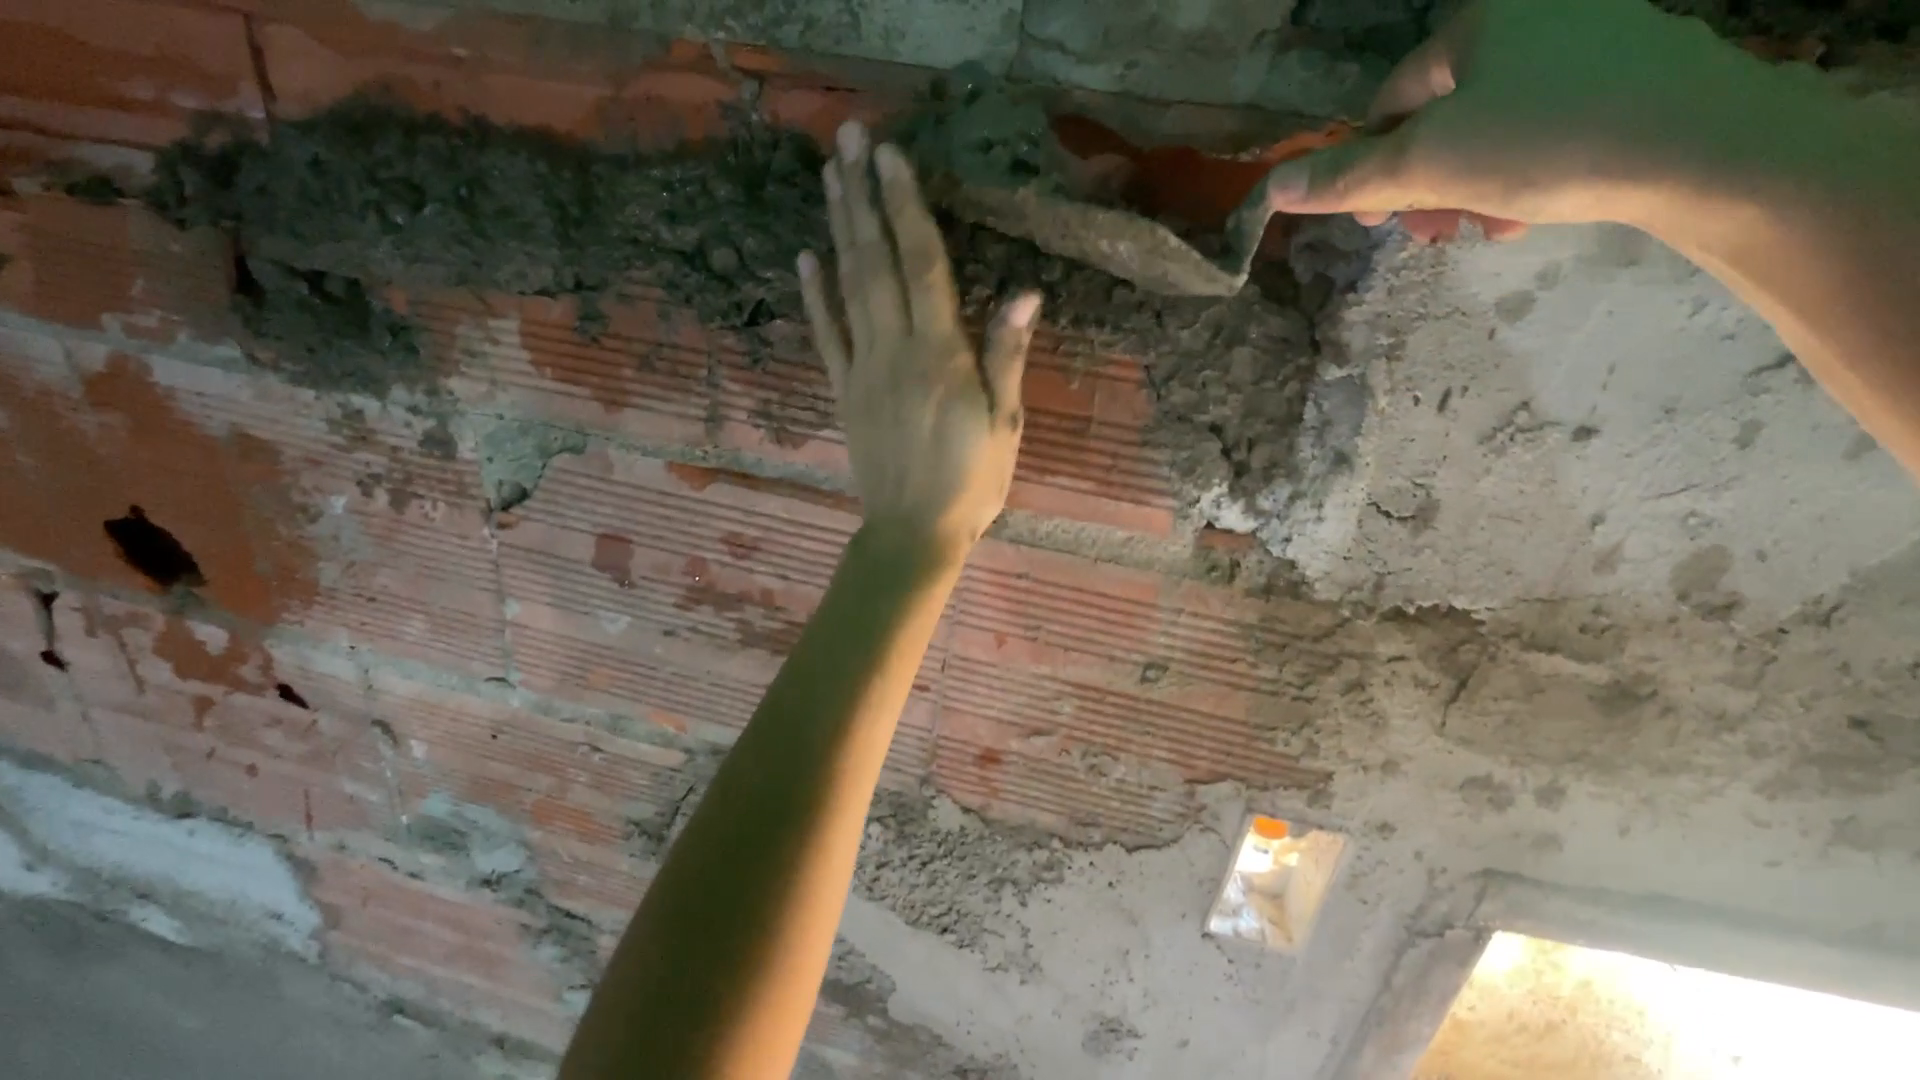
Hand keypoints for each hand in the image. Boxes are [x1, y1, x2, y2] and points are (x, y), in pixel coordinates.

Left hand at [800, 121, 1040, 551]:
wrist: (913, 532)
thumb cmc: (972, 482)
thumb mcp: (1006, 425)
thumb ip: (1007, 358)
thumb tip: (1024, 293)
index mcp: (941, 354)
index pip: (923, 265)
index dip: (906, 207)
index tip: (890, 156)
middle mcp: (895, 349)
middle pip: (875, 261)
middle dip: (862, 196)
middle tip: (847, 138)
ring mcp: (862, 368)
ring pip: (847, 287)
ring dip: (838, 228)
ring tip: (829, 176)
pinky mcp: (842, 390)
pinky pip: (825, 336)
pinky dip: (814, 296)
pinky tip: (805, 258)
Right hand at [1262, 0, 1755, 241]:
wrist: (1711, 148)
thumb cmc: (1547, 141)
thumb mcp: (1427, 165)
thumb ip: (1345, 177)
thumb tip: (1270, 188)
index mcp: (1479, 19)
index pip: (1391, 102)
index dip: (1372, 166)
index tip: (1376, 219)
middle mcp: (1536, 14)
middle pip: (1444, 118)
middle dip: (1427, 184)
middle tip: (1430, 236)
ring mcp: (1592, 42)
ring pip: (1495, 129)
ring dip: (1470, 188)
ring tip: (1482, 231)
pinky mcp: (1634, 77)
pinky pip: (1549, 127)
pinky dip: (1524, 174)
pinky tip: (1526, 214)